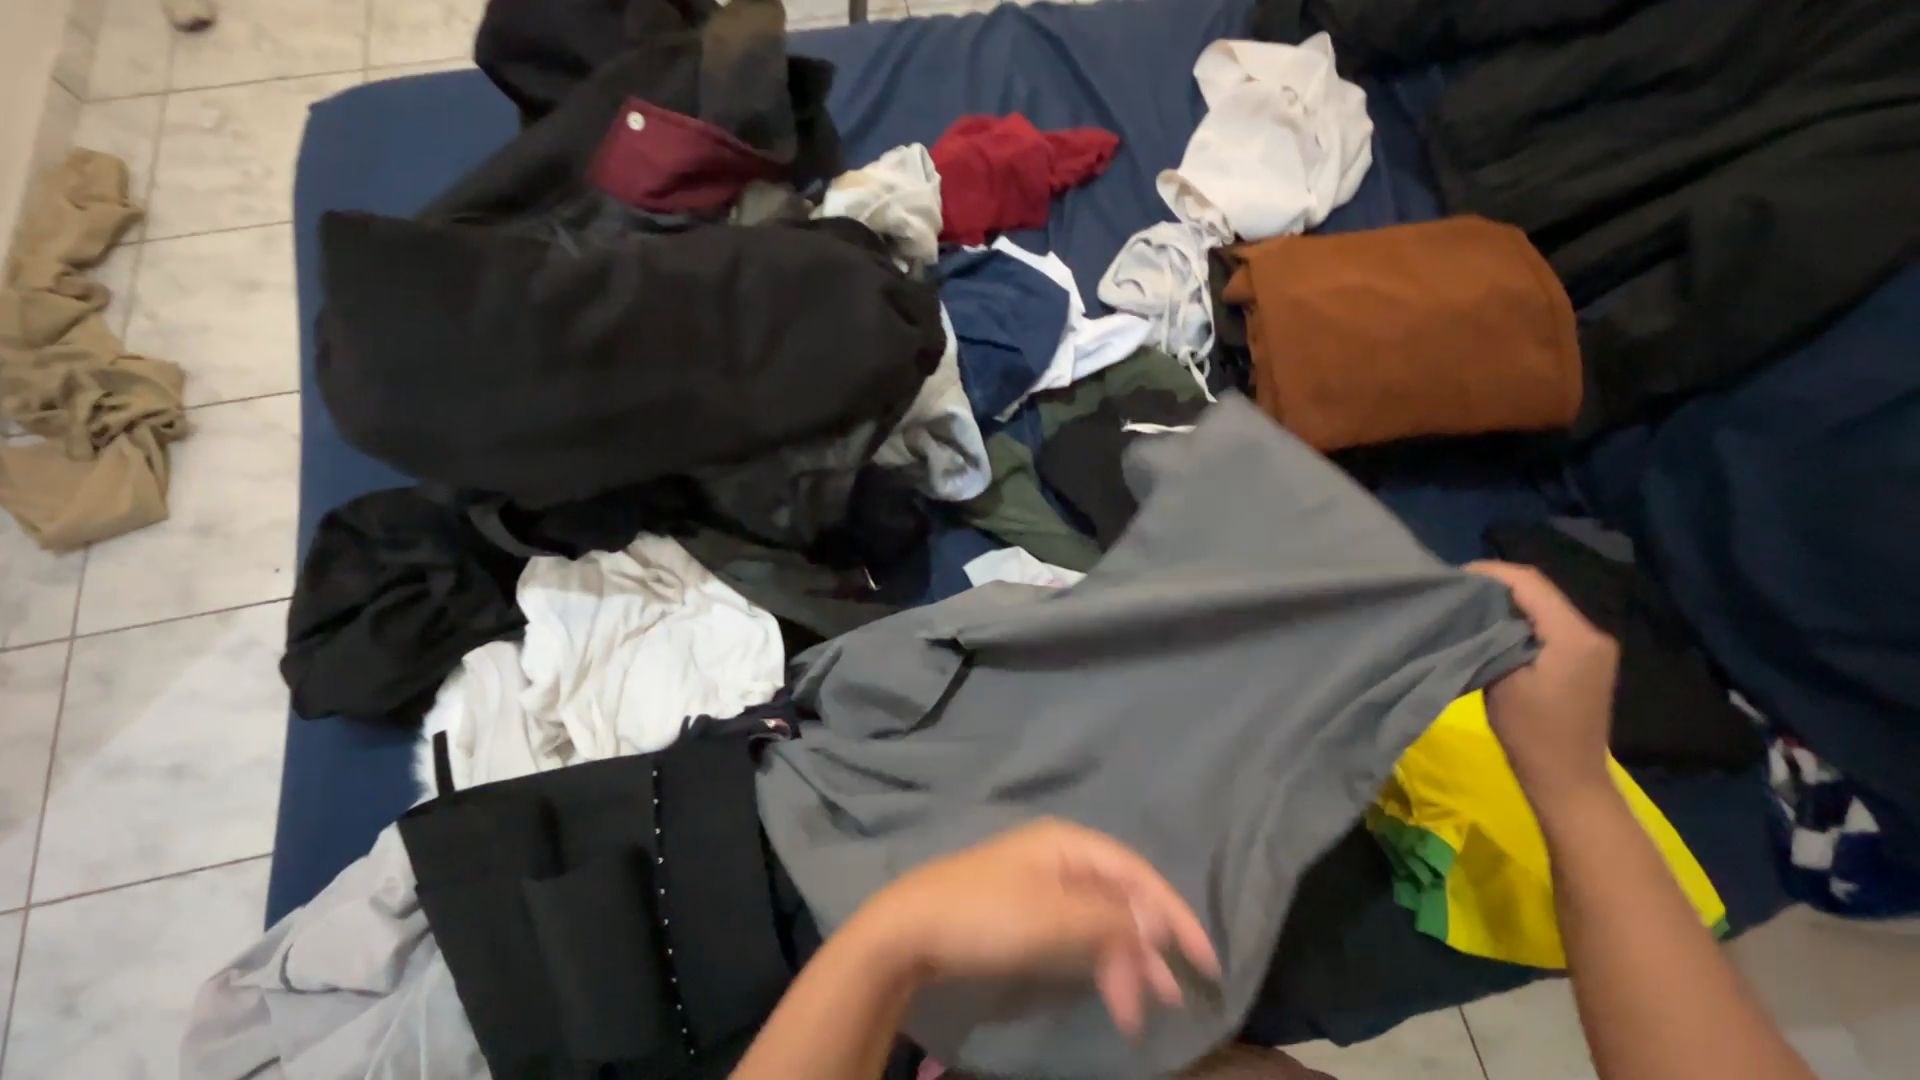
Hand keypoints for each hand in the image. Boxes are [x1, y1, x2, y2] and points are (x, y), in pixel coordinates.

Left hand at [847, 819, 1220, 1037]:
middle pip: (1121, 901)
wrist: (909, 929)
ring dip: (1122, 964)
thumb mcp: (1053, 917)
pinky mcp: (1028, 915)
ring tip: (1135, 1013)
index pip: (1138, 875)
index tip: (1205, 961)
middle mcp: (1062, 859)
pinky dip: (1096, 964)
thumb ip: (1110, 919)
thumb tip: (1155, 924)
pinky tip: (1107, 993)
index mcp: (1069, 844)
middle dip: (1147, 949)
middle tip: (1169, 998)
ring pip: (1100, 923)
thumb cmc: (985, 914)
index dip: (1175, 914)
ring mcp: (1043, 887)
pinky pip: (1077, 936)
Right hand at [1466, 561, 1618, 800]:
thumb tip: (1475, 608)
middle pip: (1540, 591)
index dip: (1490, 573)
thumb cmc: (1530, 731)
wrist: (1568, 778)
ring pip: (1545, 606)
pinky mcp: (1586, 660)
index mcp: (1574, 636)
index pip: (1530, 583)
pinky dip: (1520, 619)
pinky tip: (1493, 628)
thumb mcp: (1501, 678)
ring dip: (1508, 602)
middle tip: (1456, 590)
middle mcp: (1592, 634)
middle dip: (1497, 585)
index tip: (1454, 576)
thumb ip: (1493, 635)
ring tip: (1469, 606)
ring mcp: (1593, 647)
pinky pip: (1550, 625)